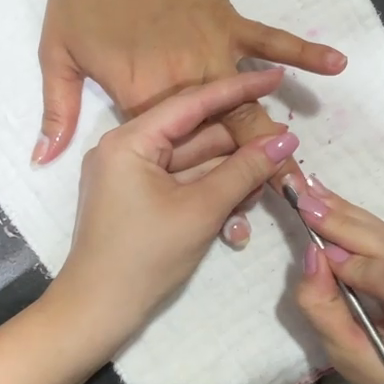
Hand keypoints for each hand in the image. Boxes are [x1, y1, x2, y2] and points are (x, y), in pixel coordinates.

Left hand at [34, 0, 345, 197]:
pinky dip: (299, 51)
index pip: (176, 155)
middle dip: (254, 179)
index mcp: (142, 94)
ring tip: (301, 177)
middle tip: (283, 211)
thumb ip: (57, 111)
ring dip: (270, 141)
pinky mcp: (226, 25)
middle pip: (221, 139)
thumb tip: (41, 157)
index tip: (238, 225)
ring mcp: (209, 51)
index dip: (209, 192)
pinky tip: (334, 66)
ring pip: (245, 107)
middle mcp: (183, 78)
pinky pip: (266, 40)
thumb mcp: (57, 54)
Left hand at [47, 70, 298, 341]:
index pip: (193, 102)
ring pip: (192, 163)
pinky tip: (238, 217)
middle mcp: (126, 148)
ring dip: (229, 179)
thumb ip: (245, 170)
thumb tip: (285, 138)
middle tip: (284, 150)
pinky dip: (209, 195)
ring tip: (265, 193)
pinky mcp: (136, 199)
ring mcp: (130, 175)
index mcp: (129, 139)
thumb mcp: (201, 210)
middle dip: (239, 148)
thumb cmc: (145, 256)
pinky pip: (180, 184)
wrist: (97, 309)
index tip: (276, 74)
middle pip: (195, 134)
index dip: (238, 88)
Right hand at [288, 176, 383, 383]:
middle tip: (306, 200)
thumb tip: (312, 254)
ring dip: (359, 220)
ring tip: (316, 197)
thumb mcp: (347, 361)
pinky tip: (342, 211)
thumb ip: (325, 310)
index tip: (319, 253)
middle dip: (351, 226)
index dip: (360, 263)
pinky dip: (374, 230)